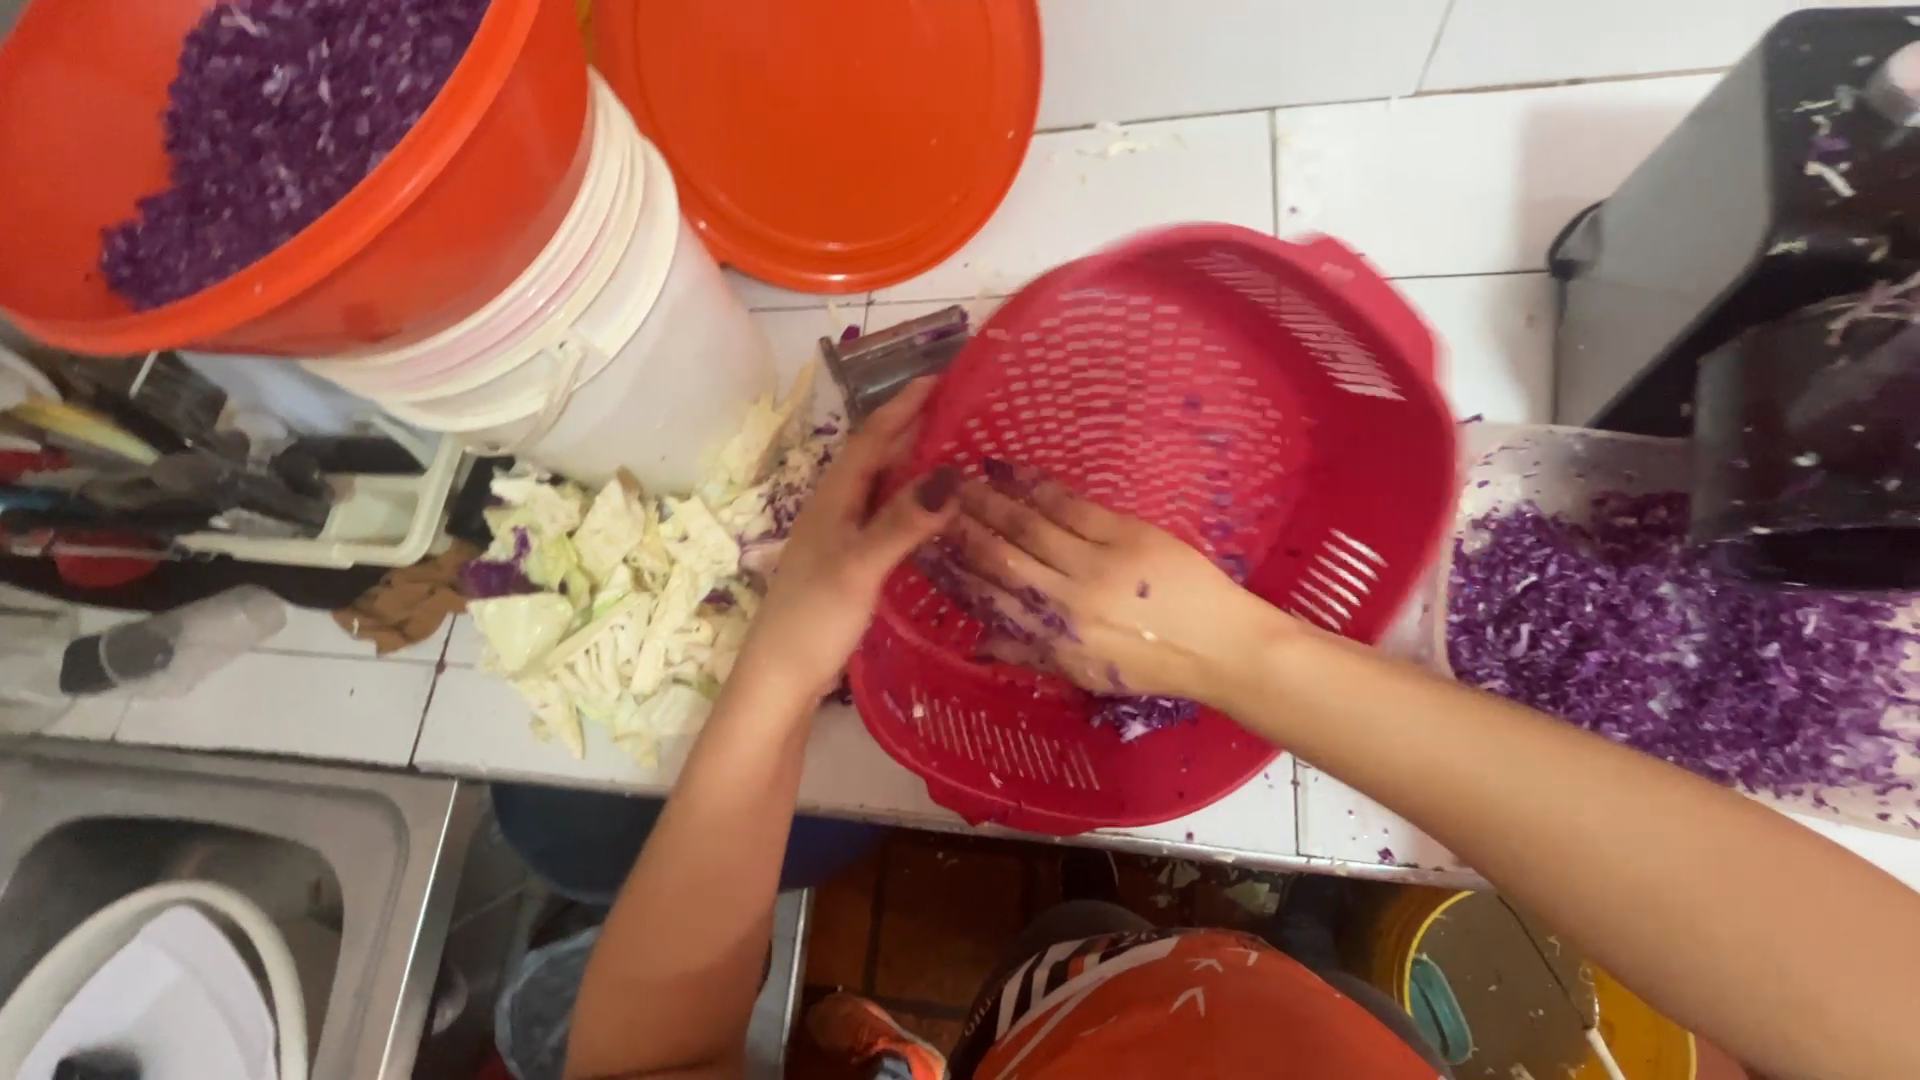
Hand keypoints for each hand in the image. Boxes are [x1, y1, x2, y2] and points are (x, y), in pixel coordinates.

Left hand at [733, 379, 961, 699]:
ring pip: (883, 488)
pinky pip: (886, 518)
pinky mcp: (850, 564)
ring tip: (959, 454)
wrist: (779, 679)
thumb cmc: (813, 619)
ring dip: (915, 466)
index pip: (872, 438)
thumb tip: (952, 474)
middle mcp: (836, 509)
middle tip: (962, 413)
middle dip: (915, 428)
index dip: (904, 406)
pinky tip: (935, 516)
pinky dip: (913, 506)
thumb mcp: (860, 566)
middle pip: (878, 456)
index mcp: (834, 498)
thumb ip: (903, 521)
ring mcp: (841, 537)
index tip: (941, 377)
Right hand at [941, 467, 1289, 703]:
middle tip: (933, 502)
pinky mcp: (1126, 536)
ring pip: (1028, 527)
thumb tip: (978, 644)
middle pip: (1001, 558)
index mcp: (1055, 640)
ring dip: (990, 502)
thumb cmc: (1153, 665)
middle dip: (962, 528)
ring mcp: (1096, 565)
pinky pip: (1069, 506)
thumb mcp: (1085, 673)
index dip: (954, 572)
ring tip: (962, 481)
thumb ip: (1030, 655)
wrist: (1220, 647)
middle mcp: (1067, 602)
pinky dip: (1034, 487)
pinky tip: (1009, 471)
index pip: (991, 600)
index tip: (924, 548)